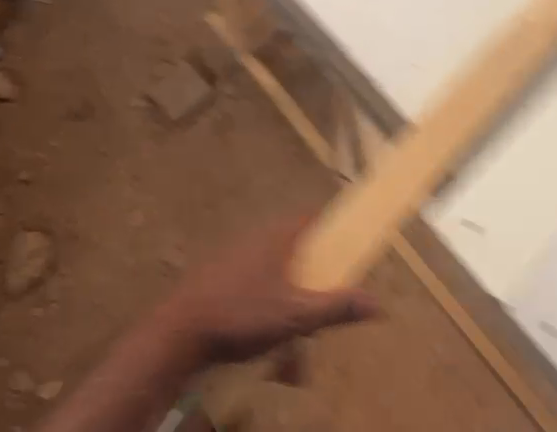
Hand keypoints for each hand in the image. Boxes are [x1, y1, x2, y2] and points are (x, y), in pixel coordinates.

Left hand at [161, 215, 378, 364]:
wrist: (177, 333)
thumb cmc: (242, 314)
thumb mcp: (297, 315)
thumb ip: (337, 307)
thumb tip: (379, 303)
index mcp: (279, 236)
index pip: (314, 217)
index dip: (334, 229)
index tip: (350, 249)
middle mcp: (257, 237)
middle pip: (297, 249)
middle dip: (312, 280)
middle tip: (322, 306)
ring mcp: (235, 257)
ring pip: (275, 274)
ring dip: (289, 302)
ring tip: (293, 341)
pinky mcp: (218, 278)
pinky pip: (254, 287)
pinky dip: (266, 309)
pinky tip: (263, 340)